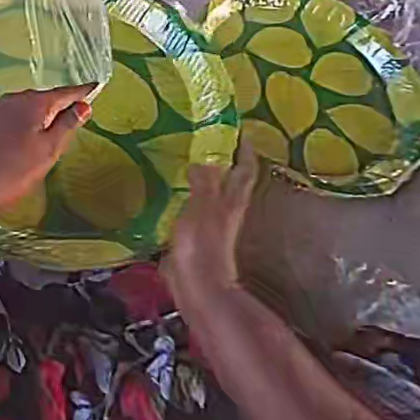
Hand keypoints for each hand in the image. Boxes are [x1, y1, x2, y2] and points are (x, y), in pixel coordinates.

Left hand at [0, 85, 93, 217]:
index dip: (81, 92)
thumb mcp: (49, 150)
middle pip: (42, 98)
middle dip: (58, 105)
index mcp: (33, 103)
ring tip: (46, 129)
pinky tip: (18, 139)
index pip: (65, 93)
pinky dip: (17, 123)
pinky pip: (5, 117)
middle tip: (73, 112)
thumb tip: (83, 106)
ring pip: (22, 108)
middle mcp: (11, 100)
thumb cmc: (13, 171)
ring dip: (36, 115)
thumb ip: (67, 125)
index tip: (93, 88)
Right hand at [163, 137, 259, 307]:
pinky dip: (189, 198)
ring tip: (190, 163)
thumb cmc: (202, 244)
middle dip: (227, 162)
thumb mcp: (202, 205)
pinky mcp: (198, 238)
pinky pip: (196, 210)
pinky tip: (174, 196)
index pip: (245, 168)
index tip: (240, 131)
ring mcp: (214, 226)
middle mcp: (228, 210)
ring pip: (215, 195)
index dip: (245, 150)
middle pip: (233, 181)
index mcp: (232, 199)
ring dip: (207, 179)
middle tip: (212, 143)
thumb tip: (203, 158)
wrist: (197, 287)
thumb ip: (204, 180)